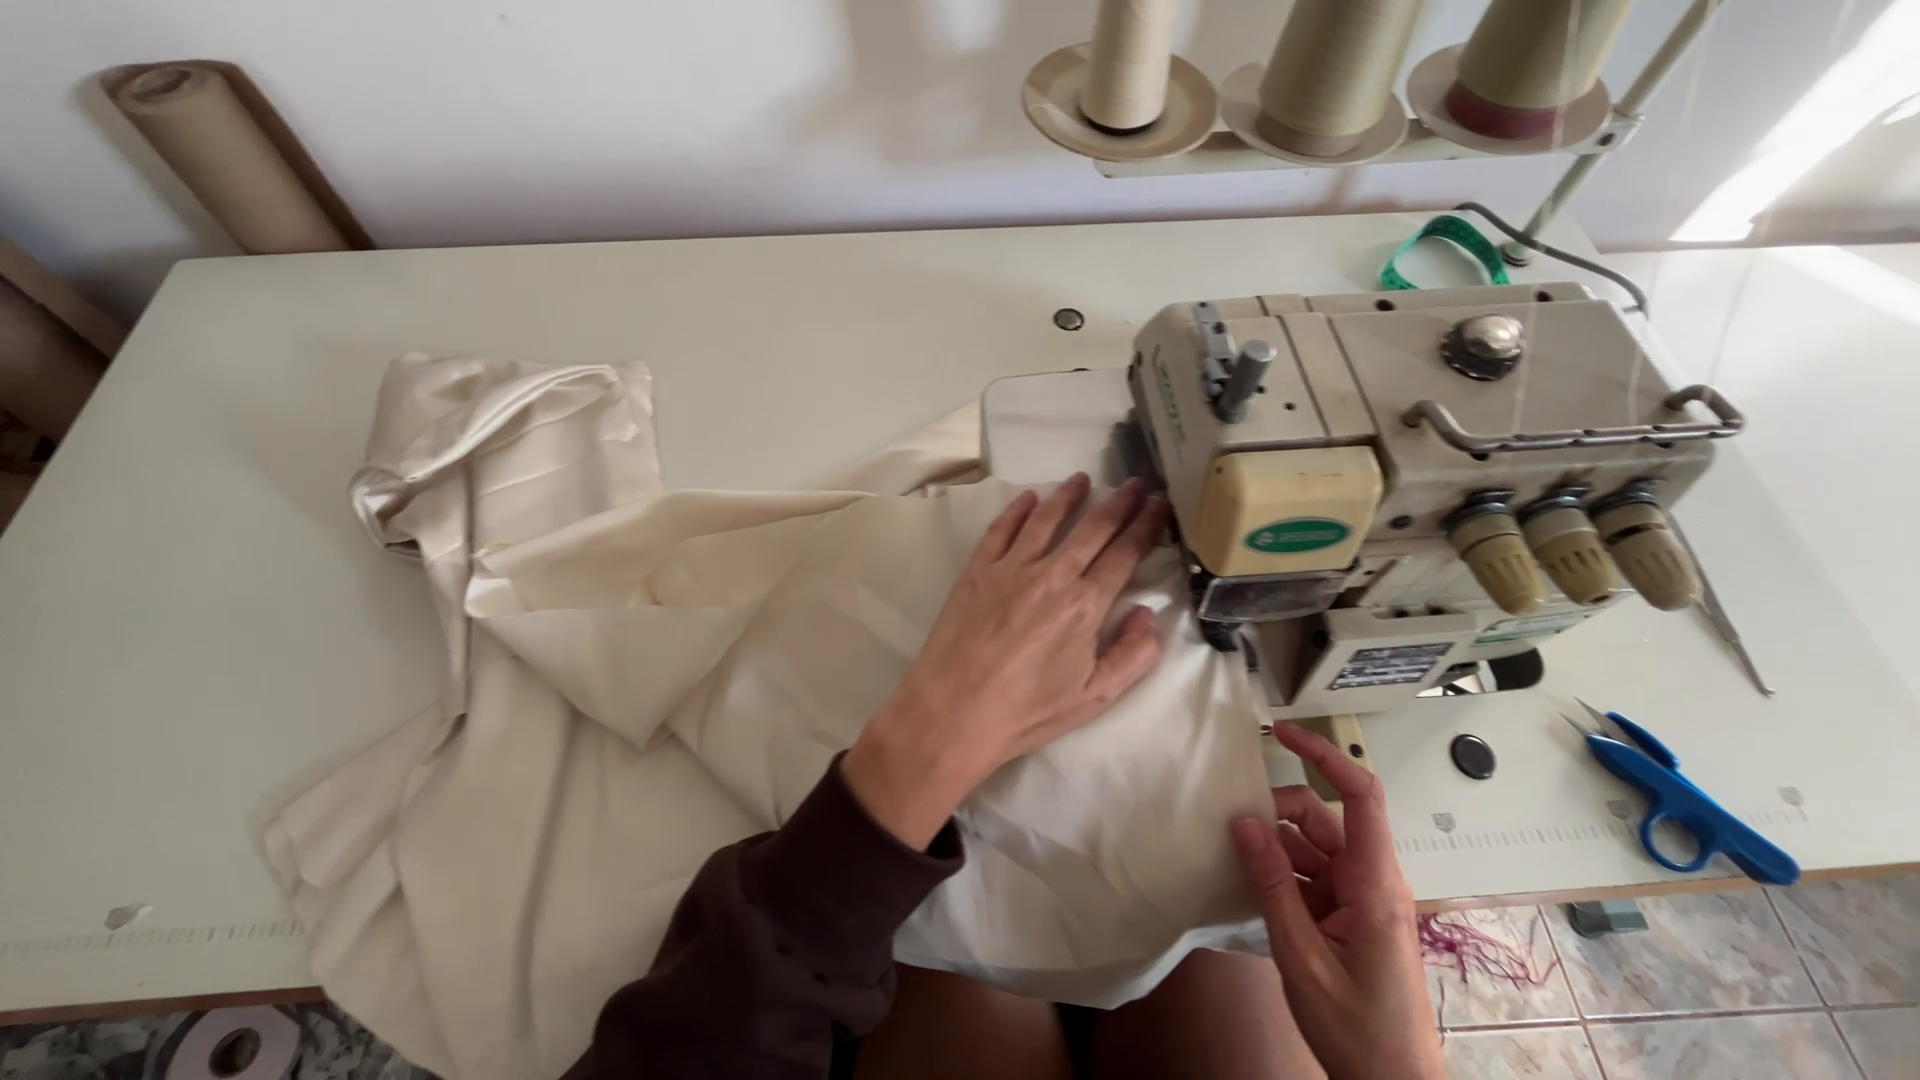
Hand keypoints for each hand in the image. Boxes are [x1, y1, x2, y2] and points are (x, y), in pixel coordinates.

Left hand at [842, 473, 1169, 848]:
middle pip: (1092, 529)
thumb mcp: (1094, 697)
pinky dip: (1017, 510)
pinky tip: (1028, 498)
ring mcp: (1010, 568)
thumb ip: (1132, 655)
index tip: (1158, 504)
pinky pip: (1001, 530)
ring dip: (1068, 496)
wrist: (952, 712)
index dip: (1146, 526)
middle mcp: (1052, 576)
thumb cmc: (1027, 712)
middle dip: (1118, 503)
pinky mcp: (977, 571)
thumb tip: (1149, 615)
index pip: (1125, 554)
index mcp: (1085, 605)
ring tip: (1083, 479)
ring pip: (1046, 520)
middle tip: (1133, 483)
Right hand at [1230, 724, 1443, 1079]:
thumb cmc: (1356, 1027)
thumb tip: (1244, 821)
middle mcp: (1372, 879)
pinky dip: (1280, 872)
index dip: (1325, 755)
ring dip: (1273, 845)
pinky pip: (1312, 874)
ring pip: (1312, 846)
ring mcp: (1362, 897)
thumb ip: (1272, 886)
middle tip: (1227, 824)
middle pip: (1323, 818)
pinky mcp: (1350, 915)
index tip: (1281, 733)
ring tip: (1229, 856)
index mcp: (1375, 883)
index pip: (1361, 797)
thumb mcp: (1302, 957)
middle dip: (1276, 811)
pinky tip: (1247, 884)